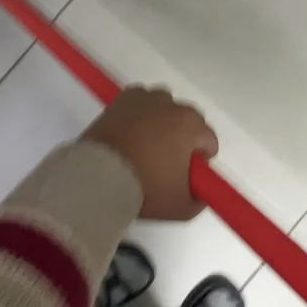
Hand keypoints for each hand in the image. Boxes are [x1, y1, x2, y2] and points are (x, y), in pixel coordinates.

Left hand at [81, 86, 217, 220]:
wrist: (98, 177)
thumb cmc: (146, 188)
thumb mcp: (182, 207)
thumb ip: (199, 199)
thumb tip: (199, 191)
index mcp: (190, 125)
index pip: (208, 141)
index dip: (200, 161)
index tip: (185, 176)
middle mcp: (170, 104)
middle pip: (186, 122)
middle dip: (181, 140)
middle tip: (165, 164)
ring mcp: (143, 99)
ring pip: (162, 108)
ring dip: (160, 123)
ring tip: (145, 148)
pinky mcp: (120, 100)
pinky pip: (138, 105)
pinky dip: (138, 116)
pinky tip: (130, 135)